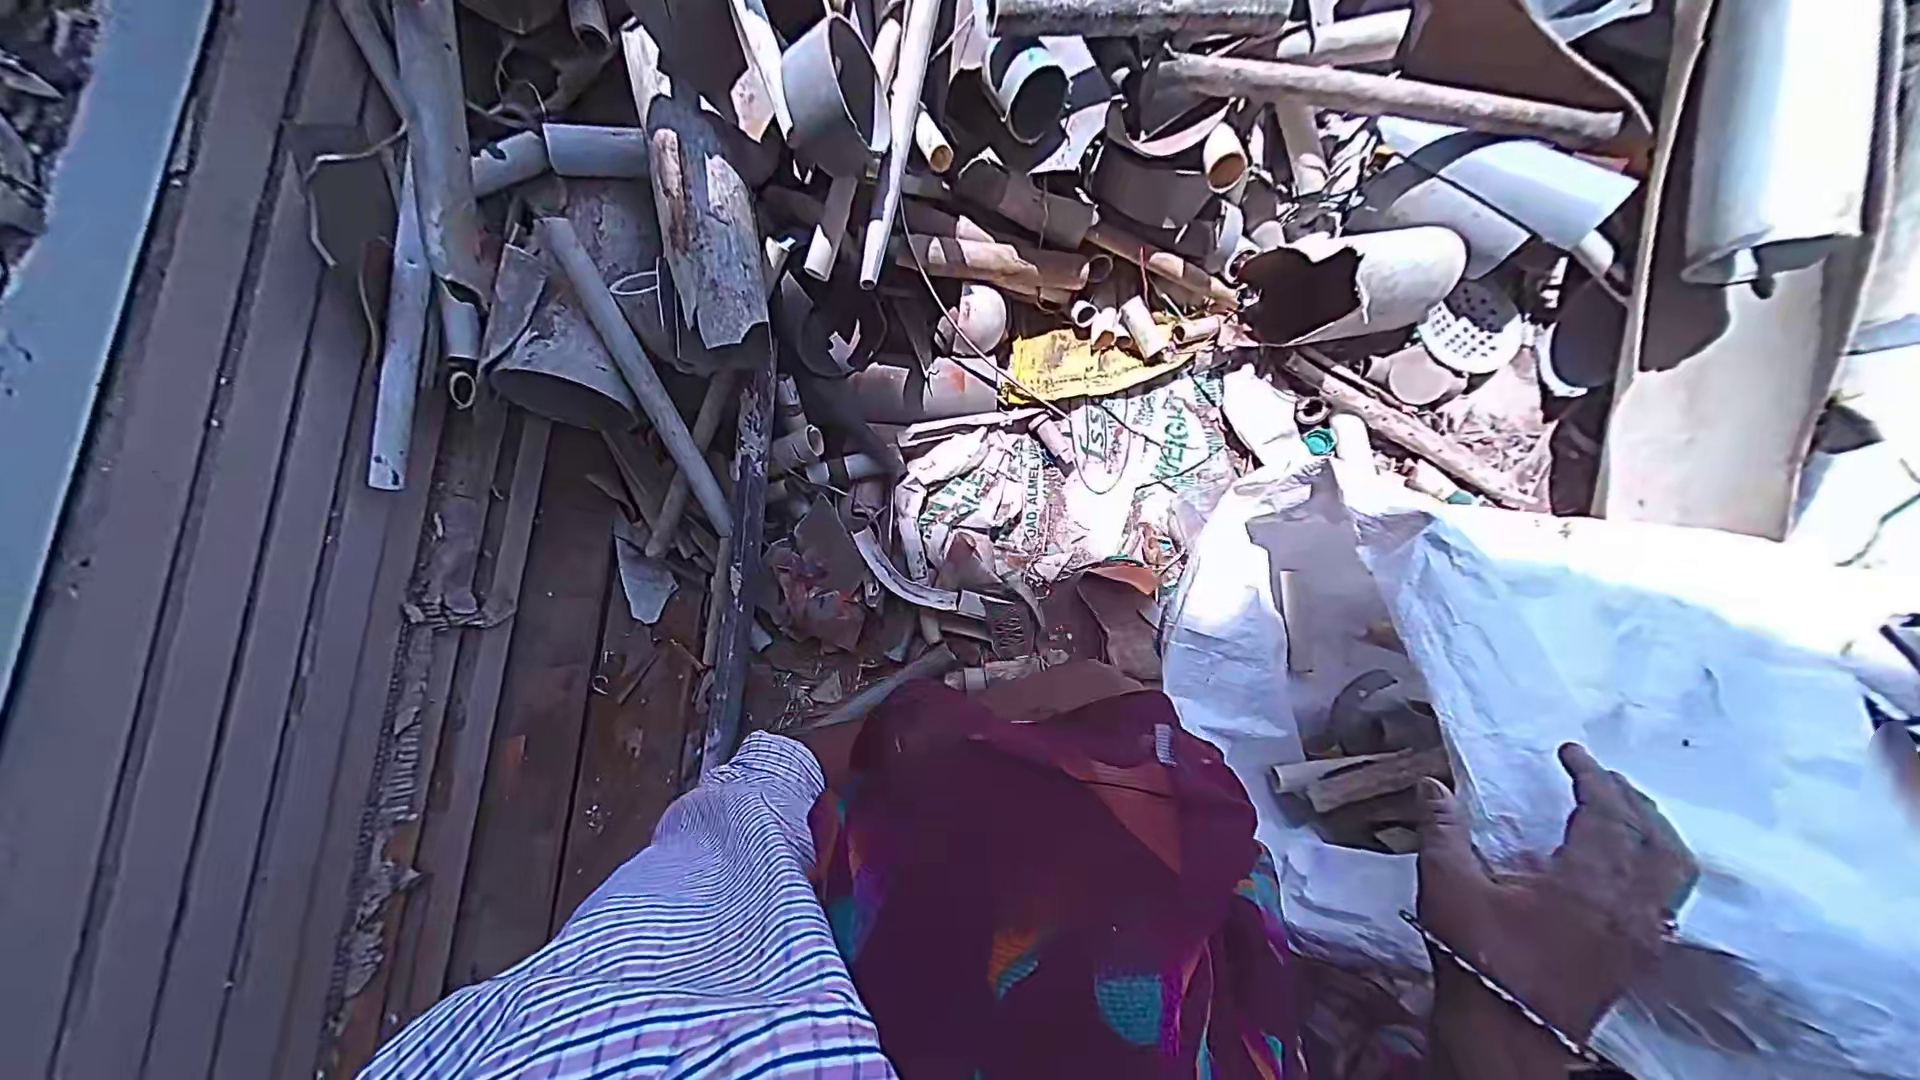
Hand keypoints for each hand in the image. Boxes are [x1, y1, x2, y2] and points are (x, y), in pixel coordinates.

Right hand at [1416, 744, 1696, 1075]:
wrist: (1506, 1025)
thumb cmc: (1477, 950)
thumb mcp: (1447, 881)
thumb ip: (1442, 828)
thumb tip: (1432, 783)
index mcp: (1589, 887)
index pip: (1609, 819)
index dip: (1593, 779)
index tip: (1569, 751)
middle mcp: (1630, 910)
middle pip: (1661, 845)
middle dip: (1633, 801)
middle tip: (1599, 773)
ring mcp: (1641, 936)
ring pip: (1675, 875)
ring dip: (1653, 833)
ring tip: (1620, 808)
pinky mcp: (1636, 954)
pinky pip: (1666, 898)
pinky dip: (1653, 864)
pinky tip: (1622, 862)